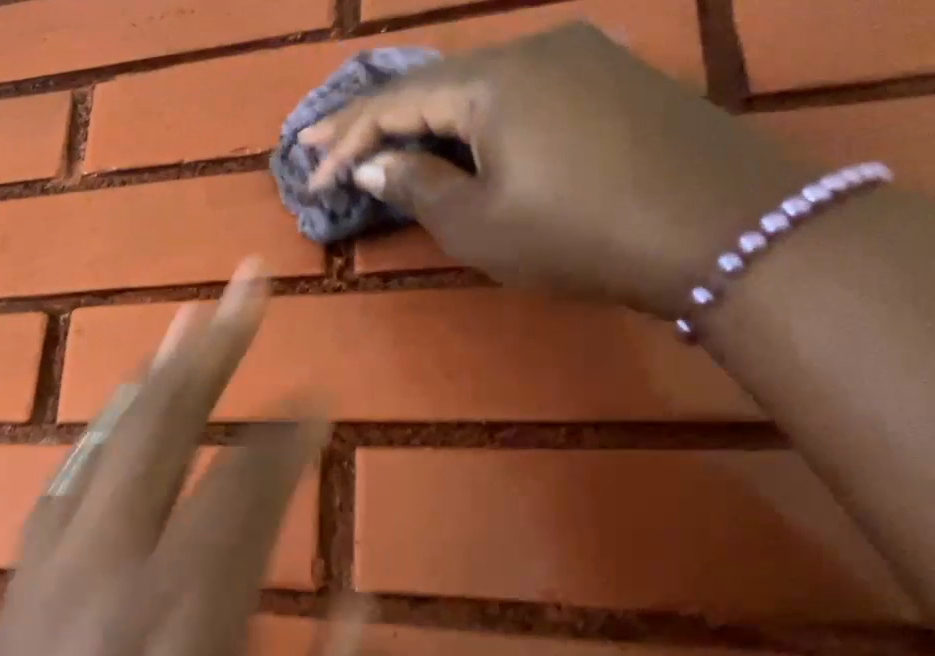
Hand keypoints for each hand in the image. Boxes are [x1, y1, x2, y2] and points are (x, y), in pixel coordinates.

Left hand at [0, 263, 401, 655]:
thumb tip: (372, 630)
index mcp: (187, 614)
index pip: (247, 488)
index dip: (287, 435)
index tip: (319, 397)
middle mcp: (112, 569)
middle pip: (163, 431)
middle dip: (209, 354)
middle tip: (242, 287)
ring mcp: (49, 577)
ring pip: (101, 450)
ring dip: (145, 386)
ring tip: (178, 331)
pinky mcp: (10, 598)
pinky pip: (56, 496)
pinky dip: (88, 450)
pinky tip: (102, 436)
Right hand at [301, 23, 816, 317]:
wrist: (722, 228)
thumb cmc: (576, 233)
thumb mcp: (476, 223)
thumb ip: (416, 185)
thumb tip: (376, 163)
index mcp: (493, 82)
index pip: (394, 102)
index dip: (344, 141)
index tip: (306, 177)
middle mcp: (536, 48)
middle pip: (433, 82)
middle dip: (372, 117)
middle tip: (320, 143)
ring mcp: (582, 55)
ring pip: (476, 82)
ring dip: (421, 115)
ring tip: (377, 142)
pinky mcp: (611, 76)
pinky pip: (518, 87)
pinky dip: (471, 114)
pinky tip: (452, 135)